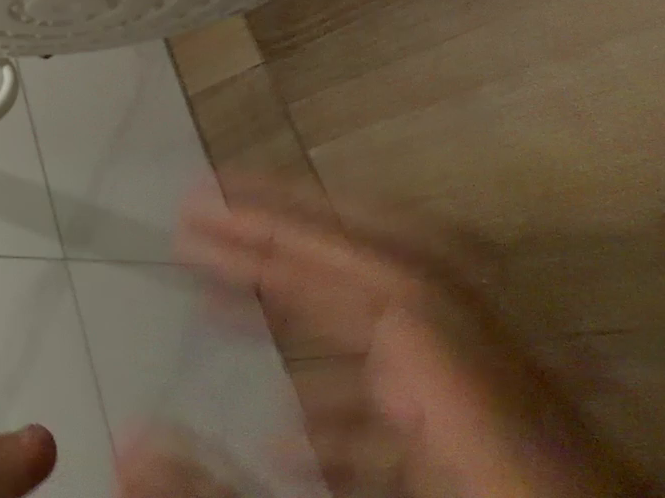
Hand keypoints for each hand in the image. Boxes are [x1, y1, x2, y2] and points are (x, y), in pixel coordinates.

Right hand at [174, 181, 645, 497]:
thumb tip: (132, 444)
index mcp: (509, 446)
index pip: (398, 293)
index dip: (290, 238)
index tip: (199, 221)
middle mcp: (546, 425)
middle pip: (426, 272)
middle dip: (302, 230)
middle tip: (206, 216)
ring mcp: (556, 449)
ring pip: (442, 322)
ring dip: (319, 295)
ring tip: (221, 297)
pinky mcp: (538, 477)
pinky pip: (445, 397)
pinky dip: (354, 381)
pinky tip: (292, 427)